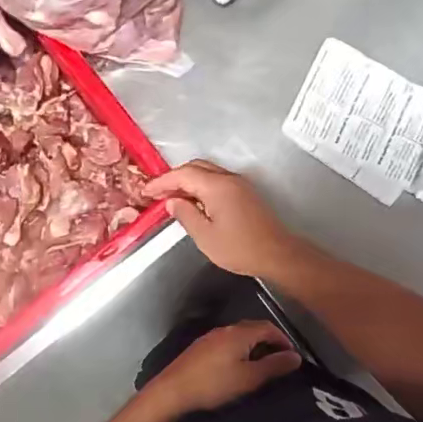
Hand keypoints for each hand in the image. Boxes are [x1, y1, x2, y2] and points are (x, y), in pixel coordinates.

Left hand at [142, 320, 304, 416]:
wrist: (172, 390)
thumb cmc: (214, 384)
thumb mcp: (249, 378)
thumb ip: (274, 366)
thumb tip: (296, 357)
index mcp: (240, 333)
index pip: (269, 327)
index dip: (284, 340)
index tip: (292, 356)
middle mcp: (225, 329)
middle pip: (254, 328)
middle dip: (270, 341)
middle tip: (279, 360)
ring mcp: (210, 337)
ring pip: (239, 335)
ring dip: (254, 345)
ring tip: (261, 365)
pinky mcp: (199, 348)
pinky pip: (227, 342)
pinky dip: (239, 349)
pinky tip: (237, 366)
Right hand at [143, 160, 316, 279]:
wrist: (276, 253)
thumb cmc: (239, 248)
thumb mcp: (204, 236)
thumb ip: (186, 215)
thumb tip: (173, 202)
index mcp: (216, 186)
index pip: (182, 175)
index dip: (161, 182)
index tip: (146, 191)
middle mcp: (228, 178)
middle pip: (195, 168)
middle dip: (174, 177)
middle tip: (157, 193)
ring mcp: (239, 184)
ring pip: (207, 172)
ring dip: (187, 180)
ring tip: (172, 197)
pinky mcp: (245, 193)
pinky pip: (217, 181)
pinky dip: (201, 186)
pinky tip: (194, 201)